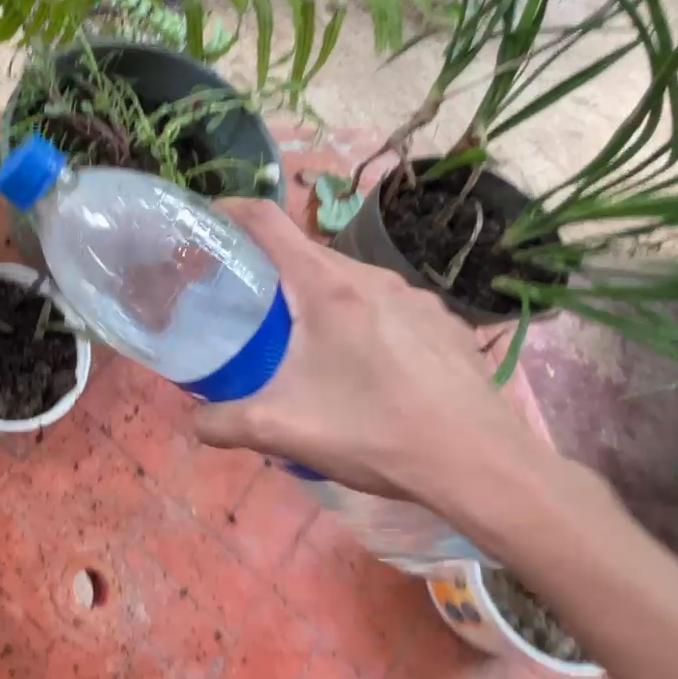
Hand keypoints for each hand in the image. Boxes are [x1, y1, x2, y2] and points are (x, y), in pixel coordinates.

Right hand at [191, 198, 553, 506]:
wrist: (484, 468)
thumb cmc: (375, 433)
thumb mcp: (280, 430)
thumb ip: (221, 422)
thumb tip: (193, 421)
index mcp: (326, 286)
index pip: (266, 220)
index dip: (228, 210)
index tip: (203, 222)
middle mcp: (371, 277)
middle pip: (303, 253)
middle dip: (266, 270)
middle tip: (242, 305)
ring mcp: (414, 297)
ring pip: (345, 281)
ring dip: (314, 298)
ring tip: (300, 341)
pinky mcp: (443, 321)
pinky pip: (383, 305)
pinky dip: (358, 319)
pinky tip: (362, 365)